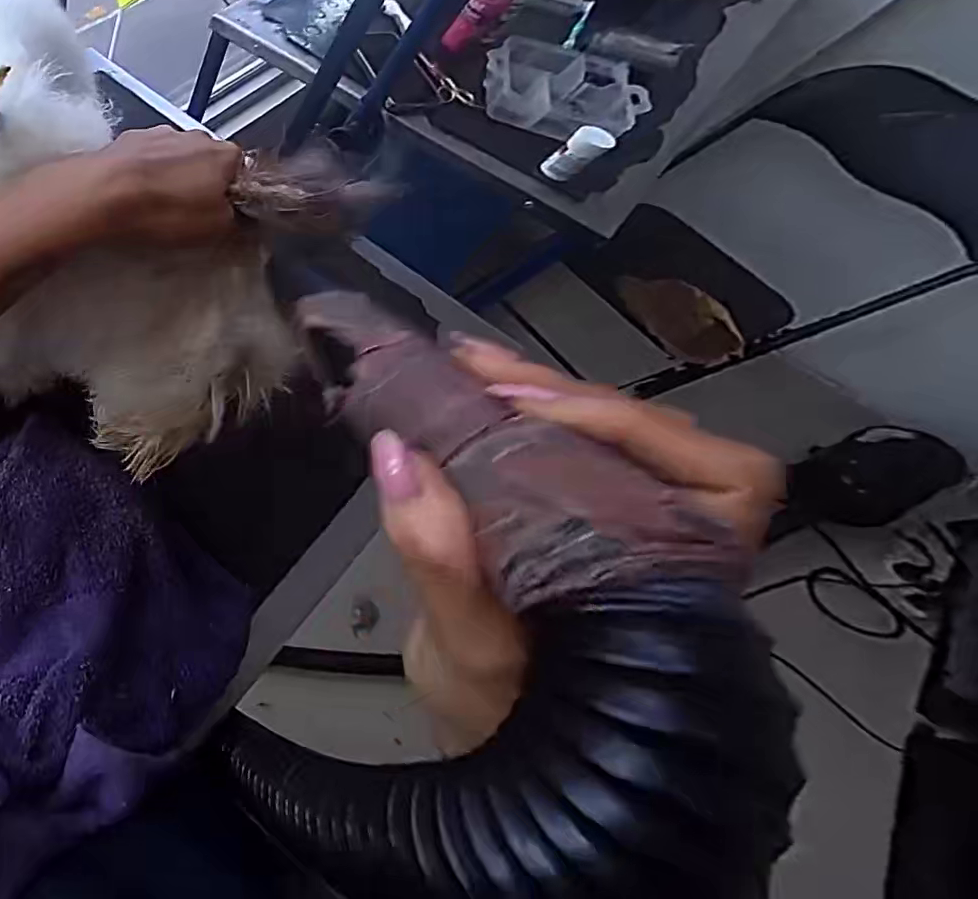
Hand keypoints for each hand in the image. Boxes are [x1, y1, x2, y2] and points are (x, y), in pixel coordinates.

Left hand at [23, 127, 240, 248]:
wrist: (101, 193)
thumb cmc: (161, 210)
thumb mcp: (214, 229)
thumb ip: (236, 221)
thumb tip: (239, 219)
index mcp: (225, 153)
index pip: (240, 174)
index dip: (230, 198)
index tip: (217, 219)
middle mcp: (195, 135)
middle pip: (205, 163)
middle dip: (197, 187)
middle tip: (182, 218)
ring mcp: (158, 133)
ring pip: (171, 159)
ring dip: (166, 180)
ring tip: (151, 209)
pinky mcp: (126, 140)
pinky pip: (141, 161)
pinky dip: (139, 176)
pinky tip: (129, 197)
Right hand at [378, 336, 783, 753]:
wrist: (496, 746)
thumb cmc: (499, 712)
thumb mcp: (465, 645)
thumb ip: (439, 557)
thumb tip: (395, 453)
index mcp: (669, 581)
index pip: (715, 479)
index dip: (627, 426)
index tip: (522, 405)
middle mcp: (653, 545)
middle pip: (644, 440)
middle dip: (556, 391)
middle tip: (471, 364)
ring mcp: (602, 530)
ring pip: (593, 439)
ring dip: (528, 391)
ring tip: (458, 365)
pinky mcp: (550, 522)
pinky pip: (543, 455)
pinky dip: (503, 418)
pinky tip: (459, 400)